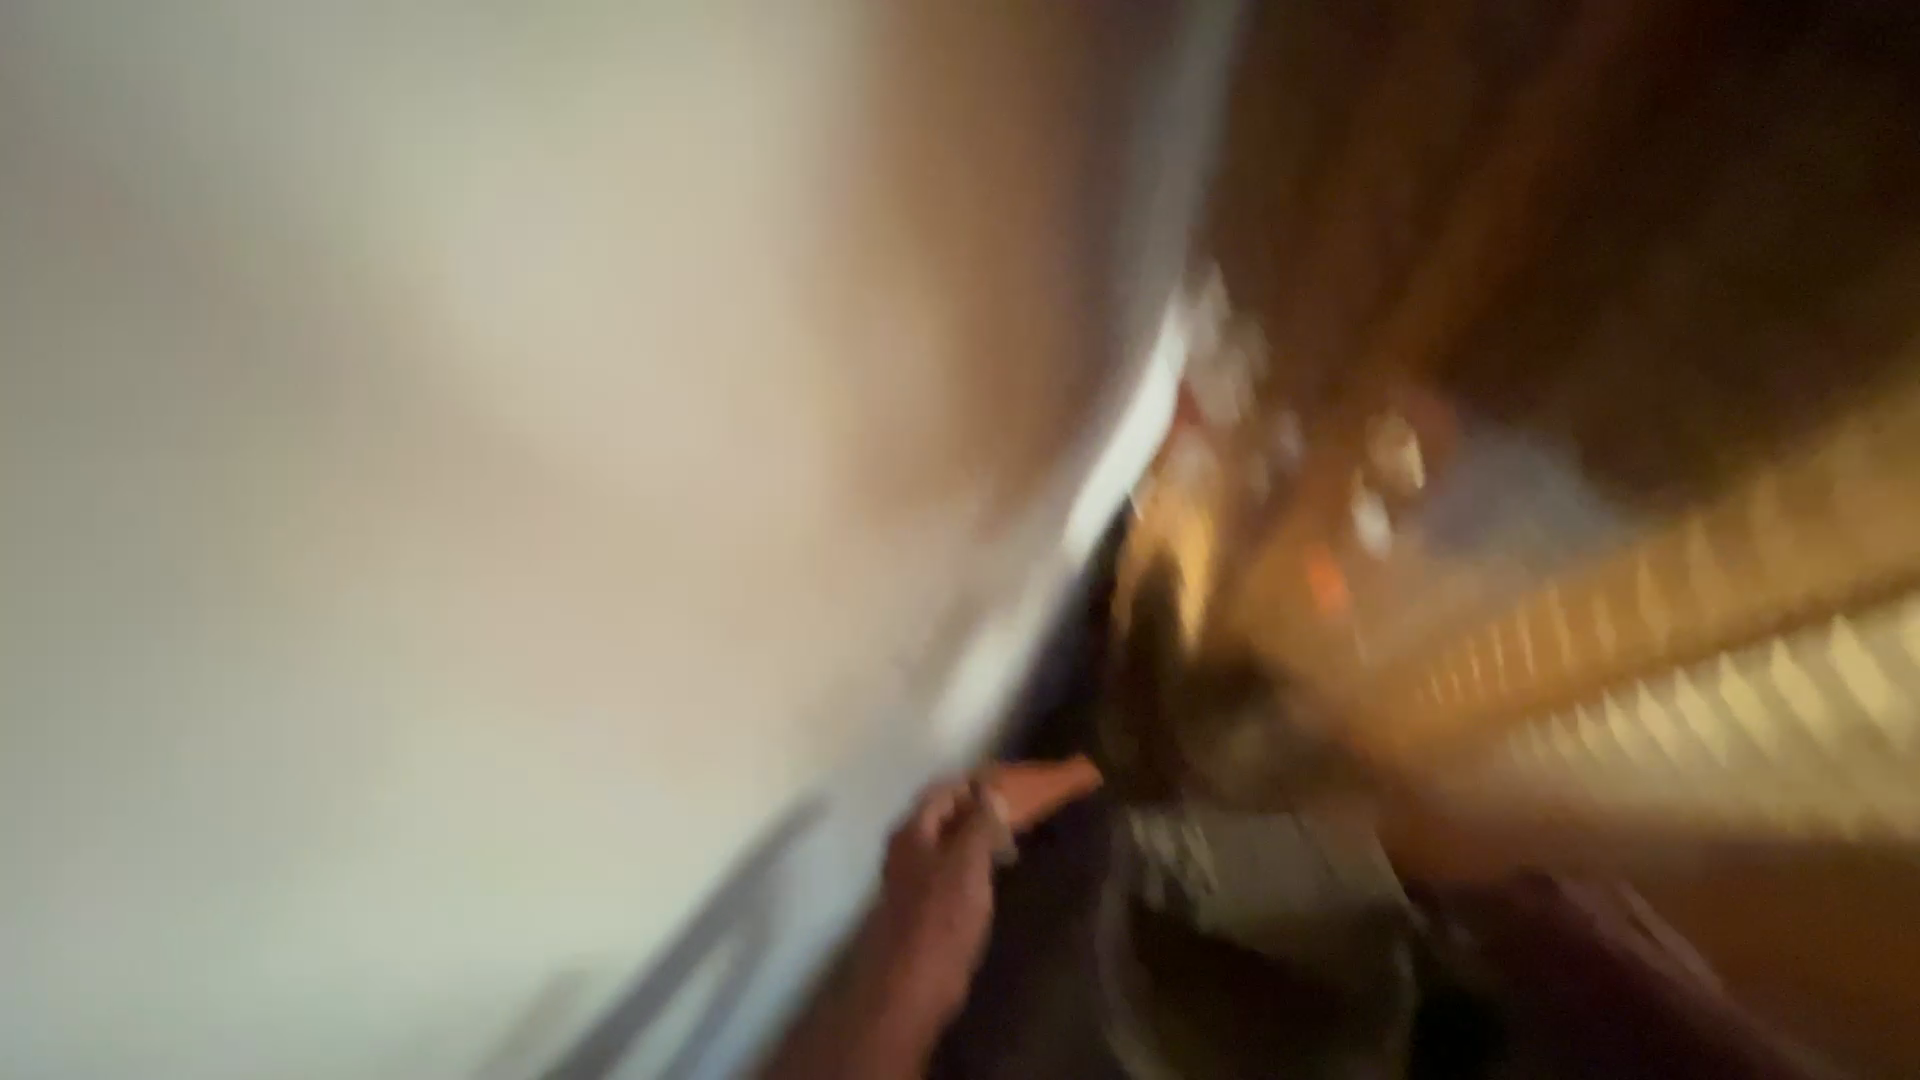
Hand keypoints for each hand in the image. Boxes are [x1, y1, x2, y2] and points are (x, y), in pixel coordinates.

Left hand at [862, 780, 1000, 1024]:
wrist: (912, 985)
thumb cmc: (941, 917)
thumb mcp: (967, 863)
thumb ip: (979, 824)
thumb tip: (991, 792)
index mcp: (912, 831)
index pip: (943, 790)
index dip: (974, 784)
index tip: (1008, 784)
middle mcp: (908, 849)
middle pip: (944, 816)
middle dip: (978, 811)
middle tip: (1015, 814)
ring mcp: (913, 880)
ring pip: (948, 844)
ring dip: (977, 838)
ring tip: (1010, 842)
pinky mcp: (924, 908)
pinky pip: (951, 871)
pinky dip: (972, 864)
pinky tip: (992, 874)